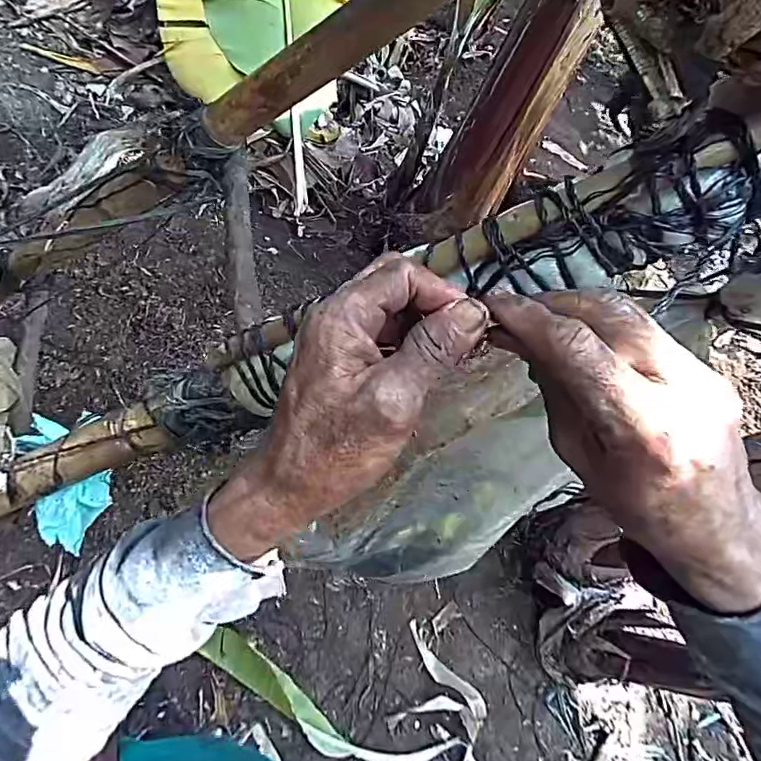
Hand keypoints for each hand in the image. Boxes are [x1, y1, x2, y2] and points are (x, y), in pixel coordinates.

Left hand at [208, 254, 488, 559]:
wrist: (288, 487)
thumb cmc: (334, 452)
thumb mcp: (394, 399)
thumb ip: (433, 350)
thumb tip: (472, 312)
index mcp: (342, 316)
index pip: (402, 274)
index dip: (442, 293)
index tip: (469, 324)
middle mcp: (335, 315)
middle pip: (395, 282)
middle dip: (435, 302)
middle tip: (463, 335)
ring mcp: (336, 334)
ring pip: (391, 304)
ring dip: (425, 320)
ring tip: (453, 351)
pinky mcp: (341, 355)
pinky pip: (383, 328)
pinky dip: (410, 337)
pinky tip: (430, 363)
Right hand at [484, 291, 760, 612]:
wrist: (720, 527)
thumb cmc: (643, 508)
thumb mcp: (580, 458)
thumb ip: (556, 394)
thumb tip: (528, 341)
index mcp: (645, 427)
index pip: (579, 348)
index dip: (531, 318)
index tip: (497, 305)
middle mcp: (682, 389)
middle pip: (607, 313)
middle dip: (553, 303)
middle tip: (516, 308)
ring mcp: (702, 373)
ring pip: (629, 311)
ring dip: (578, 305)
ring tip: (544, 316)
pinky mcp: (707, 366)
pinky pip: (646, 327)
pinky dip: (605, 322)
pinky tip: (582, 333)